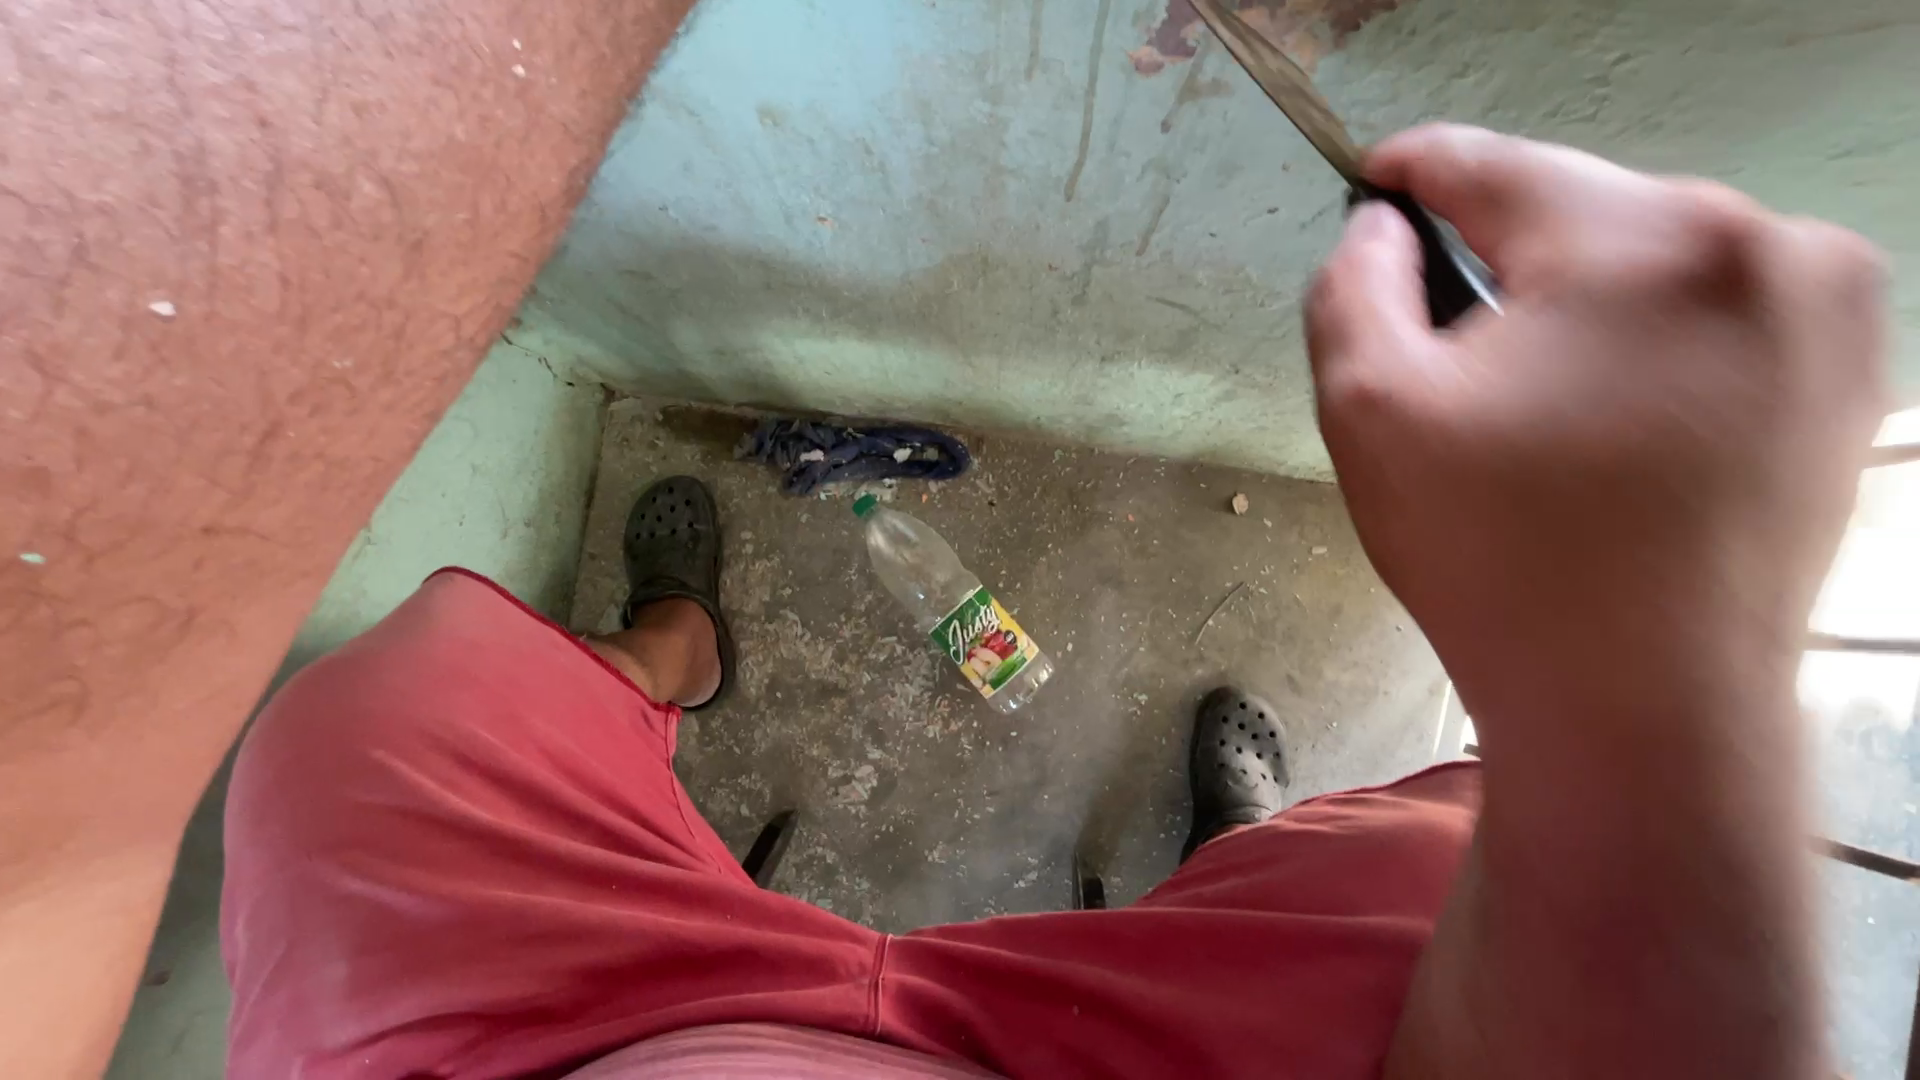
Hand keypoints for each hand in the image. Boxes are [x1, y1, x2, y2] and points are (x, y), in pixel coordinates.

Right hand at [1307, 124, 1887, 715]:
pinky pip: (1698, 316)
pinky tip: (1592, 429)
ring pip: (1636, 264)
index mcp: (1638, 239)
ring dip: (1558, 307)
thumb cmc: (1483, 548)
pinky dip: (1626, 345)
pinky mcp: (1847, 373)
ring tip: (1515, 408)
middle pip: (1569, 214)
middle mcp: (1763, 242)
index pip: (1491, 162)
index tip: (1369, 187)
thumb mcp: (1365, 408)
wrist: (1634, 698)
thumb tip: (1382, 228)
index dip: (1410, 172)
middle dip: (1488, 266)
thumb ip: (1351, 287)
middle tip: (1436, 360)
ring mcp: (1828, 307)